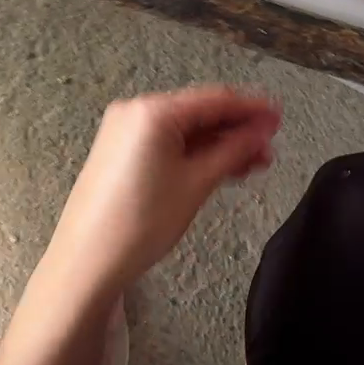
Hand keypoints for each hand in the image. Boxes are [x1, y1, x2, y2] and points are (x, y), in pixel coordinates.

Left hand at [44, 88, 280, 296]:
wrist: (85, 265)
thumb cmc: (136, 225)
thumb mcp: (197, 184)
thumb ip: (234, 150)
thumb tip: (261, 132)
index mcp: (153, 111)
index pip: (216, 99)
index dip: (251, 109)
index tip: (278, 116)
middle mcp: (137, 112)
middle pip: (201, 112)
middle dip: (237, 129)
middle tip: (269, 145)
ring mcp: (126, 131)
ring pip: (187, 129)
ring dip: (220, 143)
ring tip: (253, 163)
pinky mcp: (122, 151)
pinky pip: (169, 142)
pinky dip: (196, 152)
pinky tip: (222, 167)